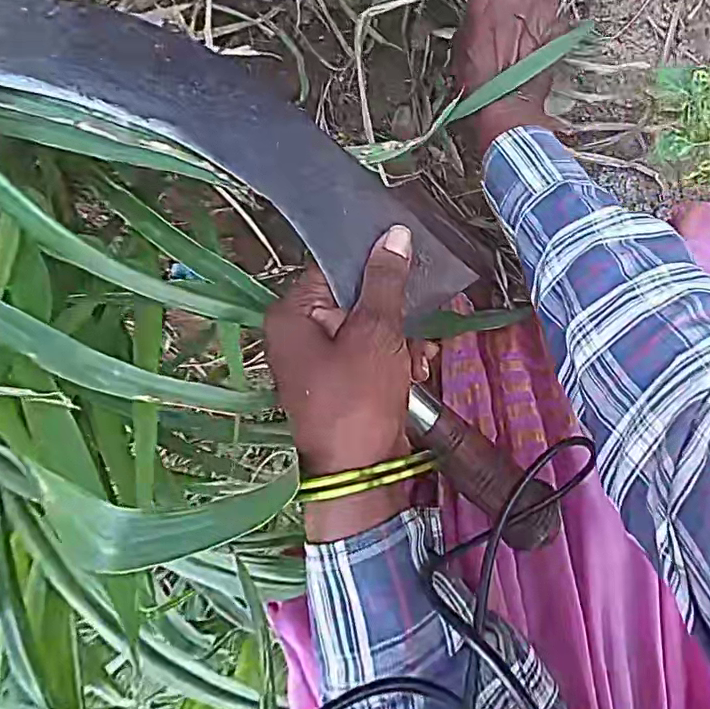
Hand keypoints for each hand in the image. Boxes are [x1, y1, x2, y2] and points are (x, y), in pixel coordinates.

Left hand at [264, 225, 439, 540]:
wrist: (362, 474)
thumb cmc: (358, 398)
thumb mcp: (376, 332)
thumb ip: (386, 281)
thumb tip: (395, 234)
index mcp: (292, 315)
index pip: (333, 268)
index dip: (371, 266)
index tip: (407, 264)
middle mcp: (300, 334)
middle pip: (355, 298)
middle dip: (393, 313)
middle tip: (416, 324)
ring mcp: (321, 361)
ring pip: (370, 327)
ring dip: (401, 340)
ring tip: (417, 357)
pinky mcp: (344, 381)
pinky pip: (371, 354)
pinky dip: (396, 360)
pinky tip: (415, 370)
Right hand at [451, 0, 571, 158]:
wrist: (501, 102)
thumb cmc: (475, 76)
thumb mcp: (463, 35)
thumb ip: (479, 10)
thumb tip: (484, 8)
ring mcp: (547, 10)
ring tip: (531, 14)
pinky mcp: (561, 31)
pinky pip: (561, 15)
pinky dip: (554, 20)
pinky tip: (542, 33)